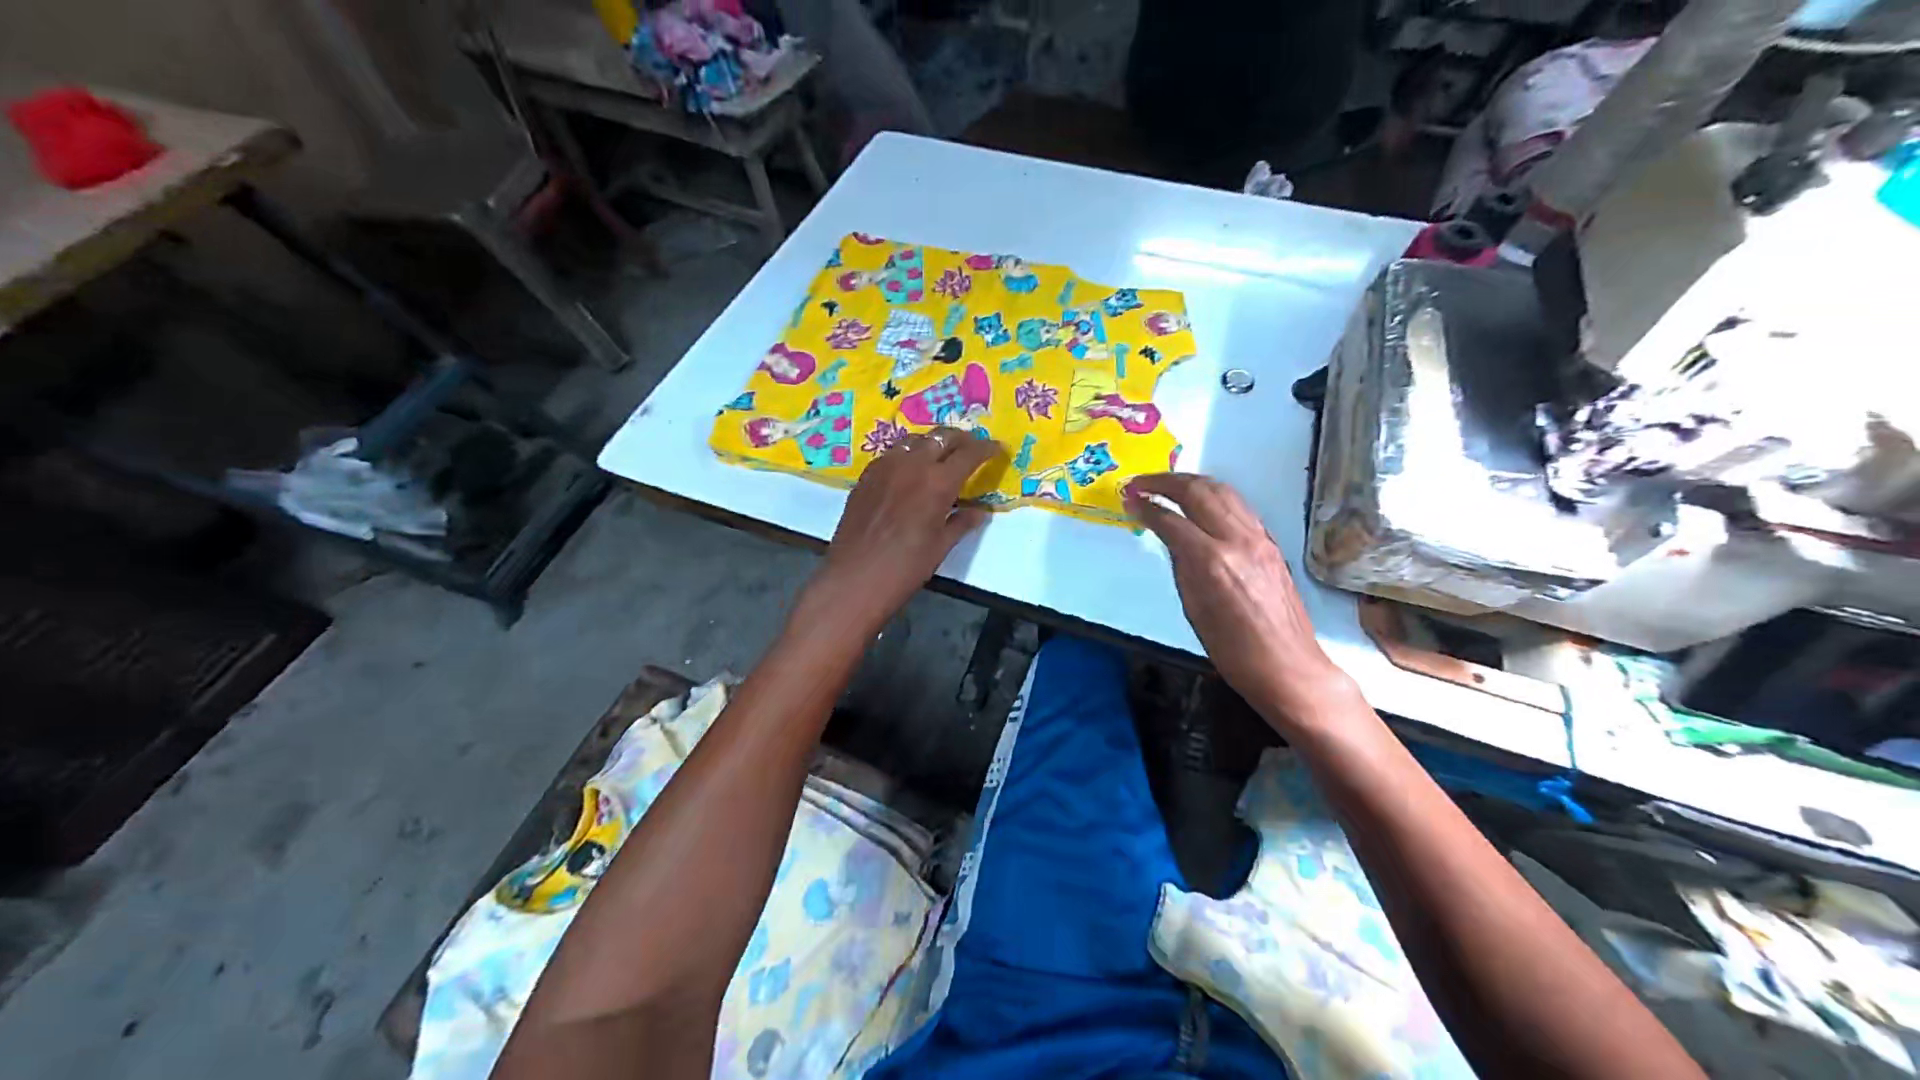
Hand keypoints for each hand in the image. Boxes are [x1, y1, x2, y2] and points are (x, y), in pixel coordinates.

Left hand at [798, 426, 1003, 641]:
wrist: (854, 578)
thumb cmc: (904, 568)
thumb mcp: (940, 546)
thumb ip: (961, 523)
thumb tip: (978, 512)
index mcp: (938, 482)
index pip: (969, 453)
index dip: (986, 448)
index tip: (996, 449)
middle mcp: (912, 465)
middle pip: (942, 437)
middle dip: (961, 439)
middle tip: (972, 448)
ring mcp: (885, 466)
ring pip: (915, 440)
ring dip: (933, 443)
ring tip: (942, 455)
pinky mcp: (866, 475)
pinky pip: (893, 454)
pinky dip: (908, 454)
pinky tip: (910, 470)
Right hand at [1124, 473, 1353, 732]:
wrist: (1286, 665)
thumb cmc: (1232, 650)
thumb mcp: (1193, 608)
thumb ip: (1182, 566)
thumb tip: (1172, 538)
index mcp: (1211, 561)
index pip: (1171, 519)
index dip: (1146, 507)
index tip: (1128, 500)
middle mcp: (1237, 540)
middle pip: (1197, 492)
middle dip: (1164, 482)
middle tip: (1140, 483)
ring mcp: (1258, 538)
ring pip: (1222, 491)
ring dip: (1191, 482)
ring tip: (1167, 484)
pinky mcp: (1271, 542)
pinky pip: (1238, 505)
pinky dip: (1214, 495)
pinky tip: (1201, 501)